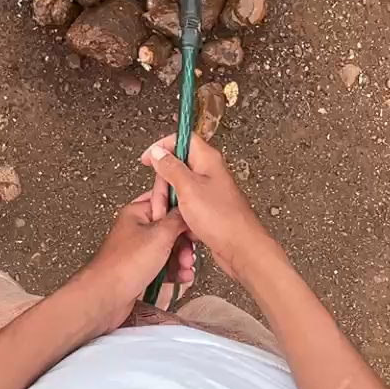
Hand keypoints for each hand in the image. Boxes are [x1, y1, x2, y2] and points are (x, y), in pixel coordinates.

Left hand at [64, 194, 192, 336]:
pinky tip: (183, 277)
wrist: (106, 297)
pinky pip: (164, 265)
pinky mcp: (141, 269)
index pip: (165, 200)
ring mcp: (139, 250)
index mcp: (137, 212)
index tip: (194, 221)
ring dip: (182, 258)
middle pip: (170, 227)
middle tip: (189, 251)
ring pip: (169, 248)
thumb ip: (177, 219)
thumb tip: (188, 211)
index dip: (182, 210)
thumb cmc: (126, 264)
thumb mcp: (160, 234)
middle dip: (184, 240)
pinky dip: (175, 271)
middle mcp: (137, 228)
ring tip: (186, 267)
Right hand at [141, 135, 280, 282]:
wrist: (241, 249)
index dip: (163, 146)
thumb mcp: (188, 188)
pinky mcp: (207, 209)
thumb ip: (171, 167)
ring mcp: (208, 191)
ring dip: (169, 203)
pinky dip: (178, 215)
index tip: (148, 159)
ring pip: (178, 189)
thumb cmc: (221, 218)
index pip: (183, 139)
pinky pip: (185, 206)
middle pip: (176, 167)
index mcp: (207, 160)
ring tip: (167, 218)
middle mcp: (209, 172)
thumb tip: (157, 151)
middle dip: (163, 184)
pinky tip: (179, 227)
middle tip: (161, 202)